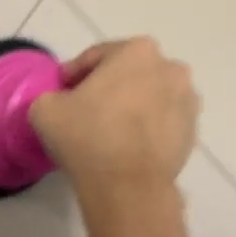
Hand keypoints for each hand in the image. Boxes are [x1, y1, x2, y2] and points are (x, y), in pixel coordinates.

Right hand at [28, 38, 199, 189]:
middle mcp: (169, 66)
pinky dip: (146, 130)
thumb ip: (48, 97)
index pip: (96, 57)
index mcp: (135, 51)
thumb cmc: (87, 138)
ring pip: (149, 98)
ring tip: (109, 134)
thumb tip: (57, 102)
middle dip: (107, 89)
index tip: (59, 92)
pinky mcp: (191, 130)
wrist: (127, 184)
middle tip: (84, 114)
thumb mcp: (44, 111)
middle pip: (128, 74)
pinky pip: (162, 123)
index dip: (72, 74)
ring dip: (131, 108)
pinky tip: (127, 149)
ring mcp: (187, 98)